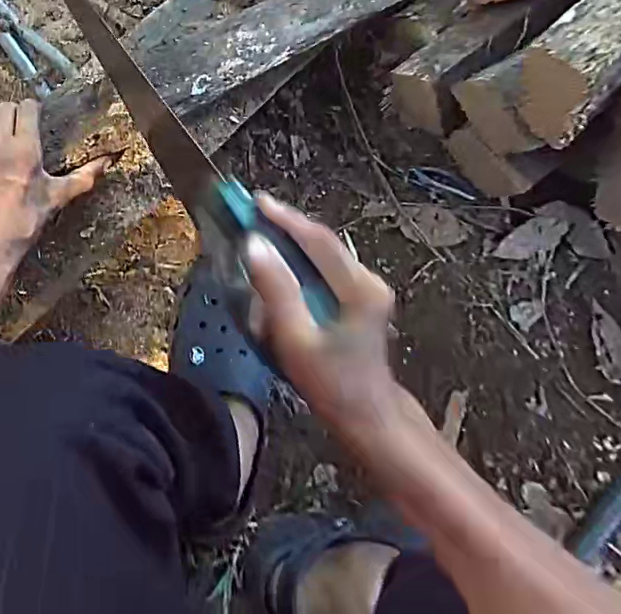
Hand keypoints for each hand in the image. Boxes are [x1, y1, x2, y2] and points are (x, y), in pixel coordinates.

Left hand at [0, 99, 105, 280]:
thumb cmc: (19, 225)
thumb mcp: (54, 200)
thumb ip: (80, 178)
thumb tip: (105, 164)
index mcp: (25, 147)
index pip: (27, 107)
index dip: (30, 110)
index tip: (31, 117)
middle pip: (2, 108)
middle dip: (8, 116)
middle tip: (11, 132)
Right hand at [245, 194, 431, 450]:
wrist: (370, 420)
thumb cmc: (333, 384)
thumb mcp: (296, 339)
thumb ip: (275, 289)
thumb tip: (254, 244)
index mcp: (359, 289)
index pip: (317, 240)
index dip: (285, 218)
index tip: (256, 201)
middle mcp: (368, 281)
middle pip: (322, 241)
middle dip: (286, 225)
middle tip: (251, 213)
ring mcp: (368, 289)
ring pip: (324, 252)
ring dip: (291, 240)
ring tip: (260, 230)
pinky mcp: (361, 298)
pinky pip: (325, 266)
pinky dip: (300, 257)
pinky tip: (280, 260)